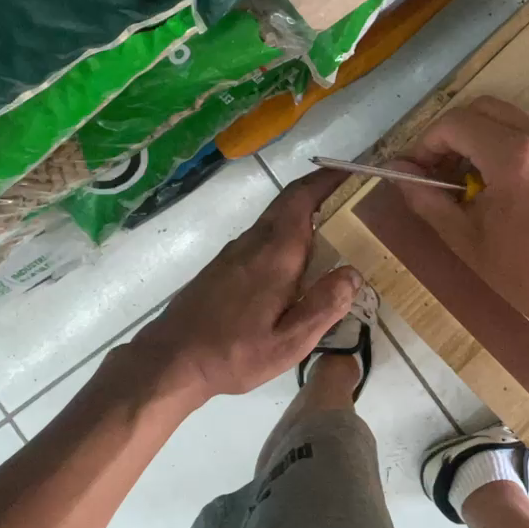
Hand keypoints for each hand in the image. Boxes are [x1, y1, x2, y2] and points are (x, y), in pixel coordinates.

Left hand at [133, 169, 359, 407]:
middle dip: (323, 188)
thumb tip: (354, 273)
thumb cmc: (233, 353)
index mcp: (276, 254)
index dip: (329, 178)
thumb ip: (323, 306)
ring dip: (307, 210)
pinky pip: (265, 235)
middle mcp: (255, 242)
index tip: (356, 168)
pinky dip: (290, 230)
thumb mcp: (288, 343)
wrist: (172, 358)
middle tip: (357, 192)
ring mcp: (237, 251)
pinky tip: (302, 258)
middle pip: (290, 200)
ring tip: (340, 224)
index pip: (303, 198)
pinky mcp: (226, 264)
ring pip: (277, 217)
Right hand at [389, 97, 528, 342]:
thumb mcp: (468, 240)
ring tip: (483, 182)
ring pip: (518, 120)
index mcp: (516, 158)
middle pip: (486, 110)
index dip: (428, 143)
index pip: (457, 123)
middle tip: (445, 170)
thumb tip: (399, 171)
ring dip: (490, 140)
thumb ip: (428, 199)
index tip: (420, 170)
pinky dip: (523, 151)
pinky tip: (521, 190)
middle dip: (457, 134)